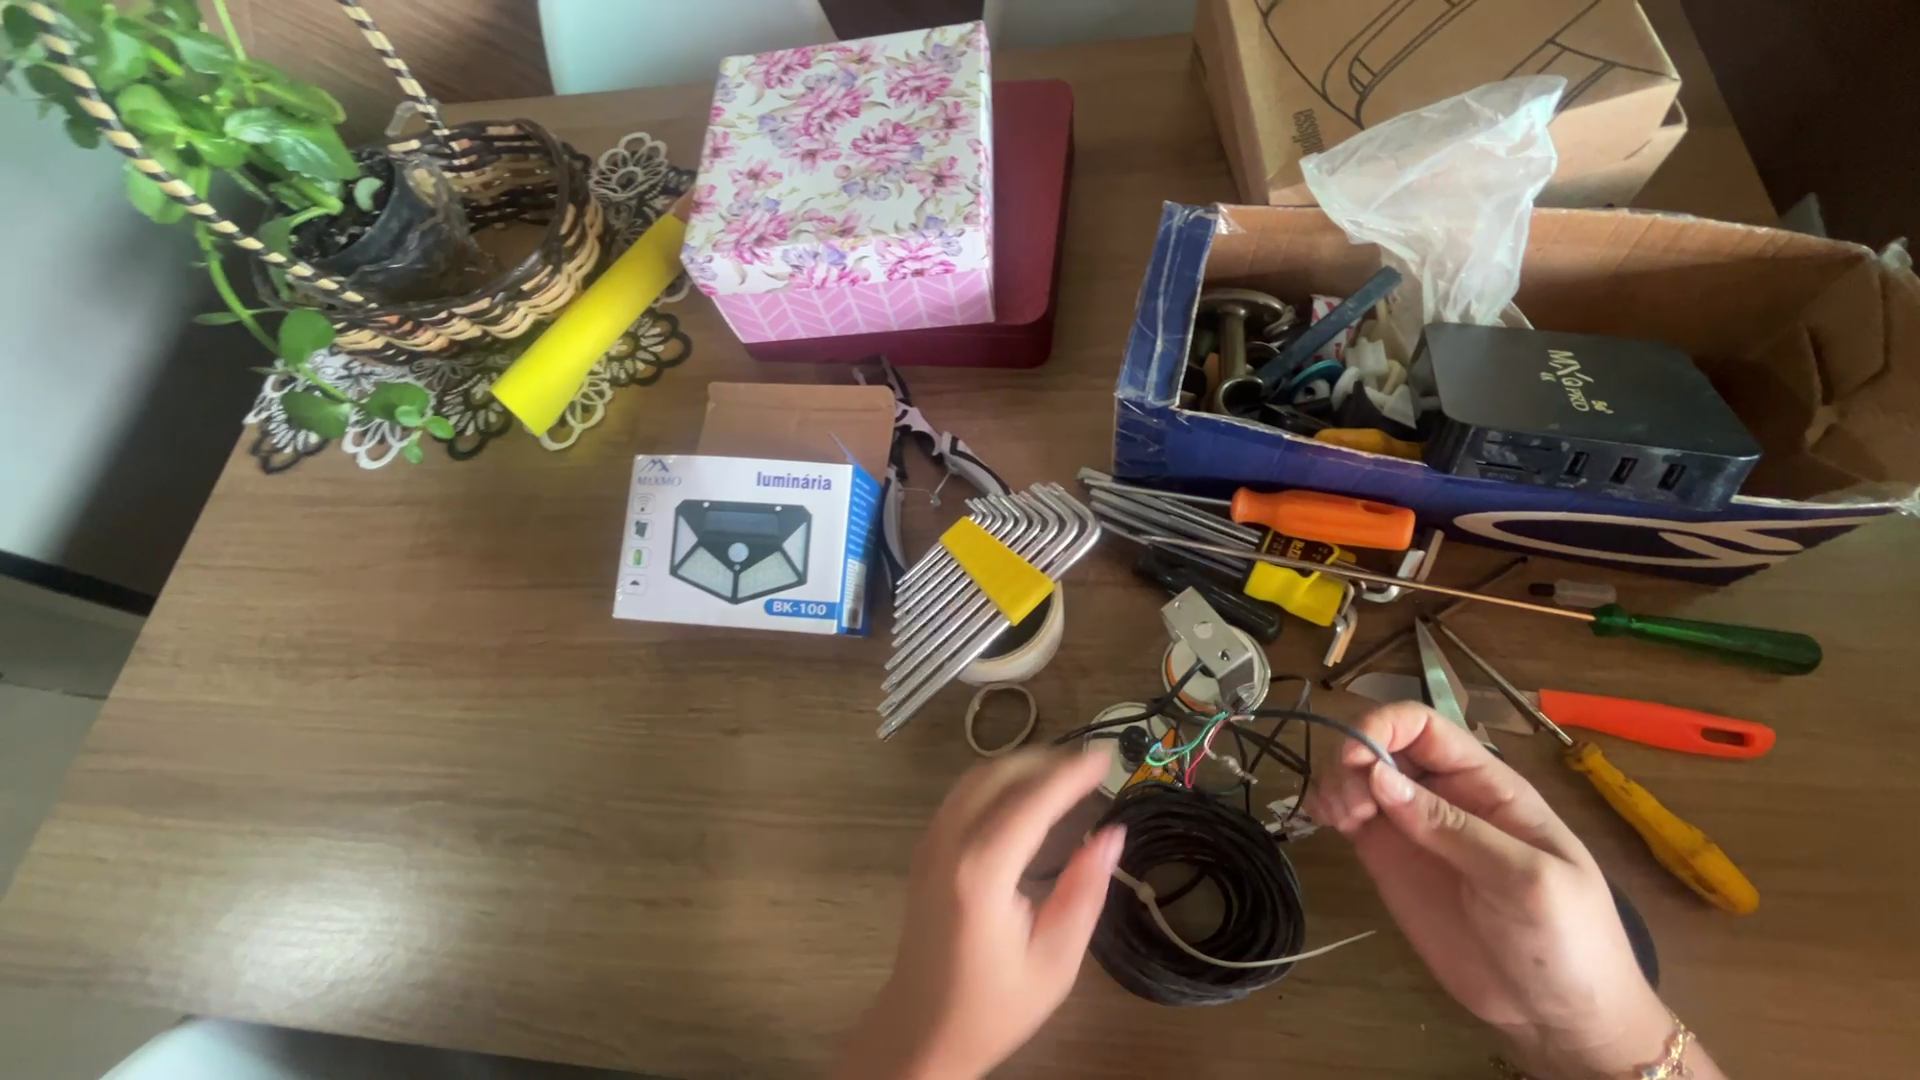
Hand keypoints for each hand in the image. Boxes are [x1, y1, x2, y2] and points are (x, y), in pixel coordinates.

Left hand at [835, 749, 1123, 1079]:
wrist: (921, 1029)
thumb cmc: (994, 1004)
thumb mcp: (1054, 961)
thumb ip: (1084, 891)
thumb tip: (1111, 834)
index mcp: (982, 873)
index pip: (1031, 801)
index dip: (1070, 774)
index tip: (1104, 757)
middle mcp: (949, 844)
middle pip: (999, 775)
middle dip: (1046, 761)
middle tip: (1088, 766)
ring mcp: (930, 842)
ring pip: (976, 777)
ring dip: (1020, 766)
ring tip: (1063, 774)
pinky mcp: (925, 847)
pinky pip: (962, 793)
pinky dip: (997, 780)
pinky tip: (1025, 794)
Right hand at [1307, 703, 1676, 1077]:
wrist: (1559, 1016)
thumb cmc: (1566, 942)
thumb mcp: (1524, 881)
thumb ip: (1452, 827)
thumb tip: (1378, 775)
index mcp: (1485, 783)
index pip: (1422, 725)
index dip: (1382, 726)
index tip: (1355, 761)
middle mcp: (1442, 793)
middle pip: (1380, 743)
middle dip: (1351, 759)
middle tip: (1347, 805)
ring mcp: (1411, 824)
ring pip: (1356, 774)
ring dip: (1334, 782)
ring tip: (1337, 818)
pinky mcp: (1387, 854)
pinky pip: (1347, 811)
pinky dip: (1325, 805)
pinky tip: (1324, 820)